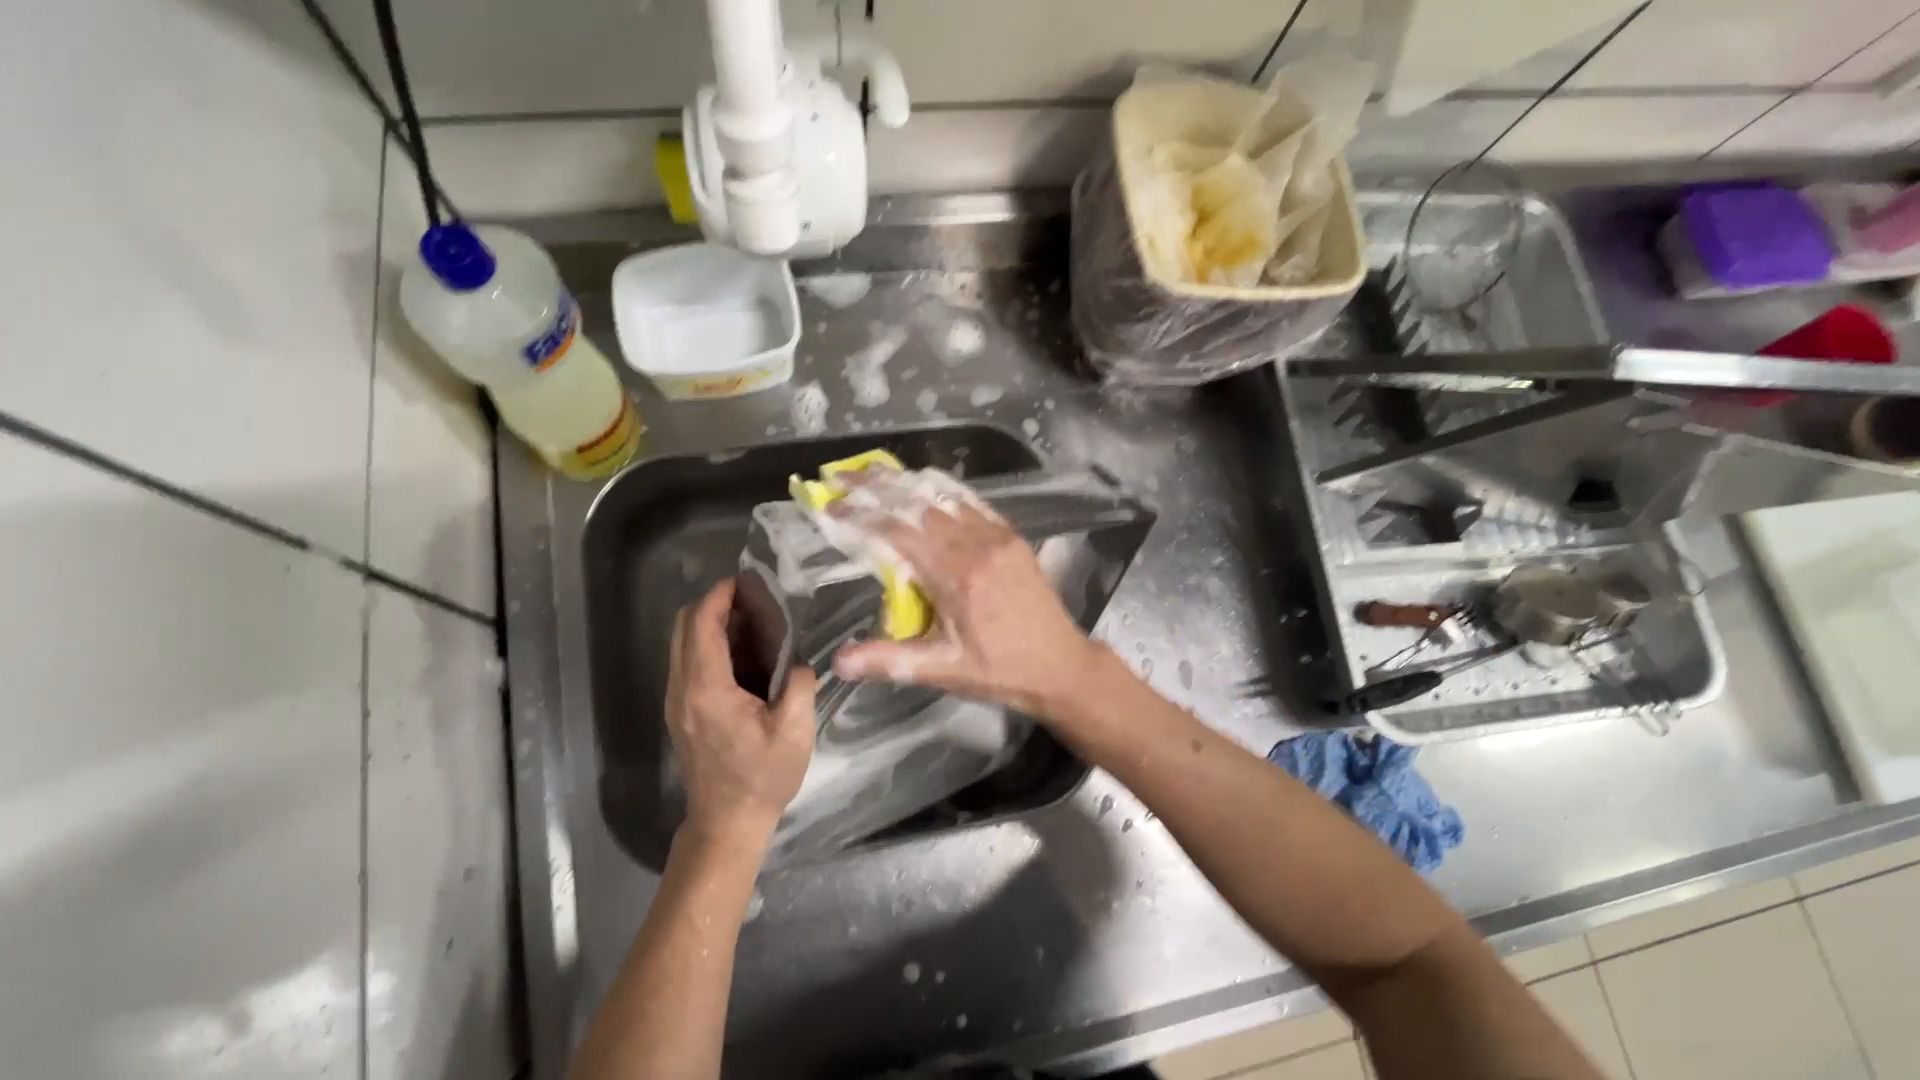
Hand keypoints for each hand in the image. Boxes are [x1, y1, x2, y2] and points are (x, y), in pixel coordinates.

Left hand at [665, 579, 817, 847]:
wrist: (727, 822)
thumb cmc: (763, 777)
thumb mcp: (795, 730)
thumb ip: (799, 683)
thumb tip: (796, 661)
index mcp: (707, 688)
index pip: (702, 623)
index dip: (721, 595)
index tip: (748, 581)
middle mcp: (681, 688)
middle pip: (683, 625)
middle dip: (714, 603)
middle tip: (753, 600)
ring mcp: (675, 700)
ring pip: (681, 643)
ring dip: (710, 624)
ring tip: (752, 623)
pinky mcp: (680, 712)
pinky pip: (686, 662)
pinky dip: (708, 645)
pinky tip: (743, 655)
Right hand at [830, 485, 1106, 715]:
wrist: (1062, 665)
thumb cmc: (999, 670)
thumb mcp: (943, 671)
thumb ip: (889, 661)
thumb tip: (839, 661)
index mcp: (957, 576)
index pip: (898, 533)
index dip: (860, 517)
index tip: (829, 507)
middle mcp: (977, 545)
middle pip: (917, 504)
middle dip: (874, 487)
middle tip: (839, 475)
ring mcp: (996, 536)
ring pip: (943, 496)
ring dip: (904, 482)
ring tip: (870, 471)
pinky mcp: (1010, 536)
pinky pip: (970, 502)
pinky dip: (940, 488)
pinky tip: (921, 481)